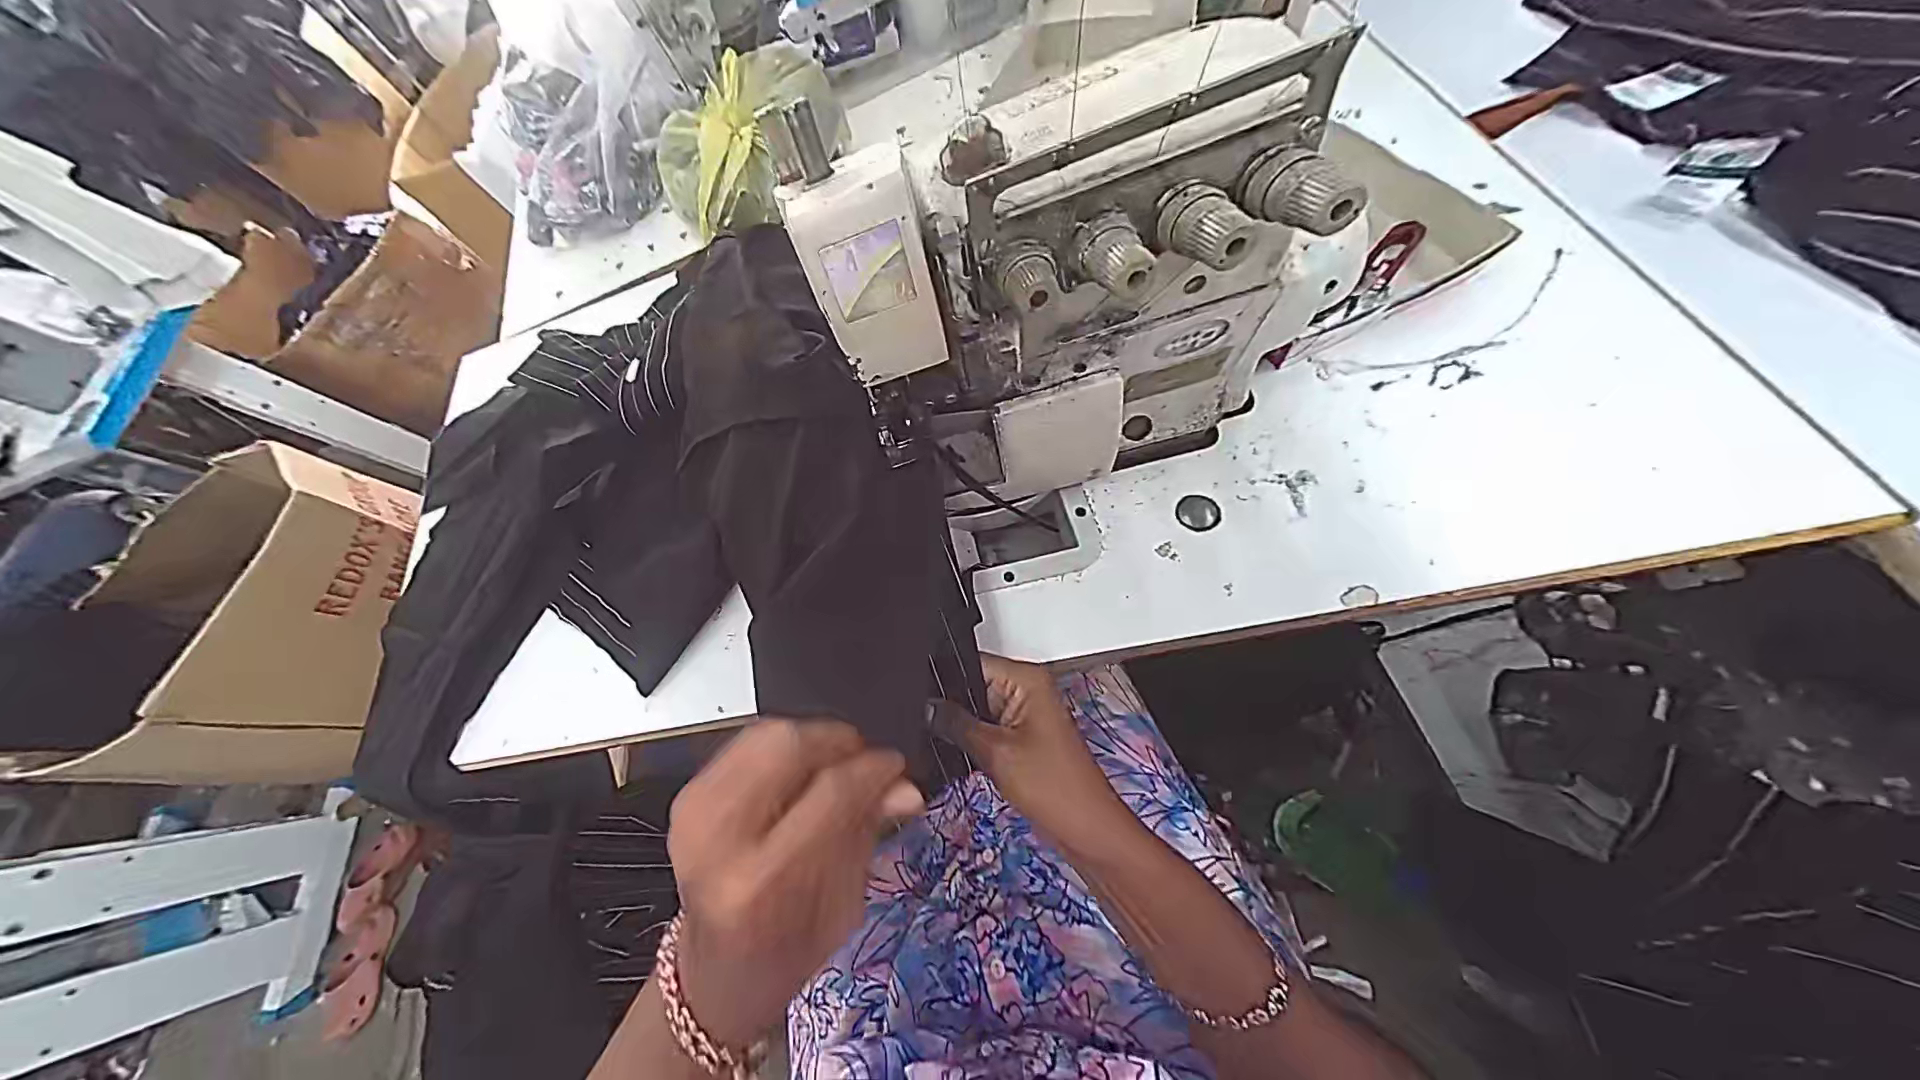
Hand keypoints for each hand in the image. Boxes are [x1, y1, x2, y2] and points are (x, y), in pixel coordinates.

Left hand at [666, 719, 923, 1048]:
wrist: (716, 971)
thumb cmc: (786, 953)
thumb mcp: (843, 905)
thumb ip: (868, 831)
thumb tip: (904, 787)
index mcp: (760, 882)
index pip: (830, 792)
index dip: (873, 769)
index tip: (896, 767)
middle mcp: (718, 839)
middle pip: (790, 746)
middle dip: (840, 743)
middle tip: (865, 761)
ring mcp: (696, 813)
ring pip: (768, 733)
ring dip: (814, 740)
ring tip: (837, 765)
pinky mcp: (688, 796)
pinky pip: (748, 742)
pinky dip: (785, 747)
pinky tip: (804, 769)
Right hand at [936, 655, 1138, 852]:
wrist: (1085, 829)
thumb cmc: (1053, 787)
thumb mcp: (995, 751)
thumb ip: (955, 723)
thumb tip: (926, 708)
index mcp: (1027, 678)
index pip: (972, 662)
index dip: (941, 678)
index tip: (915, 695)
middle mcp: (1027, 688)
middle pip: (972, 683)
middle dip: (949, 704)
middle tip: (919, 721)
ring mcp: (1024, 712)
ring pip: (976, 708)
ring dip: (960, 725)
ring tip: (935, 739)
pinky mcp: (1020, 736)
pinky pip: (985, 727)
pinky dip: (971, 740)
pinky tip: (955, 752)